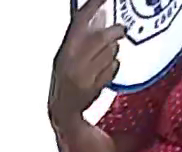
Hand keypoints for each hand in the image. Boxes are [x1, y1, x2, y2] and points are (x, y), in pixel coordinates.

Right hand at [50, 0, 126, 120]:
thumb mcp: (67, 56)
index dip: (95, 3)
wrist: (61, 111)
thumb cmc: (64, 81)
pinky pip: (113, 68)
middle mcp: (74, 61)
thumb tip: (103, 16)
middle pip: (103, 36)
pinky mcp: (94, 87)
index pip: (81, 19)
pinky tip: (104, 72)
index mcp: (66, 50)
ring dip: (113, 52)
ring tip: (105, 59)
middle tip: (120, 32)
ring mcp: (84, 75)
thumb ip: (82, 38)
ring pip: (111, 52)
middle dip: (116, 33)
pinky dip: (113, 67)